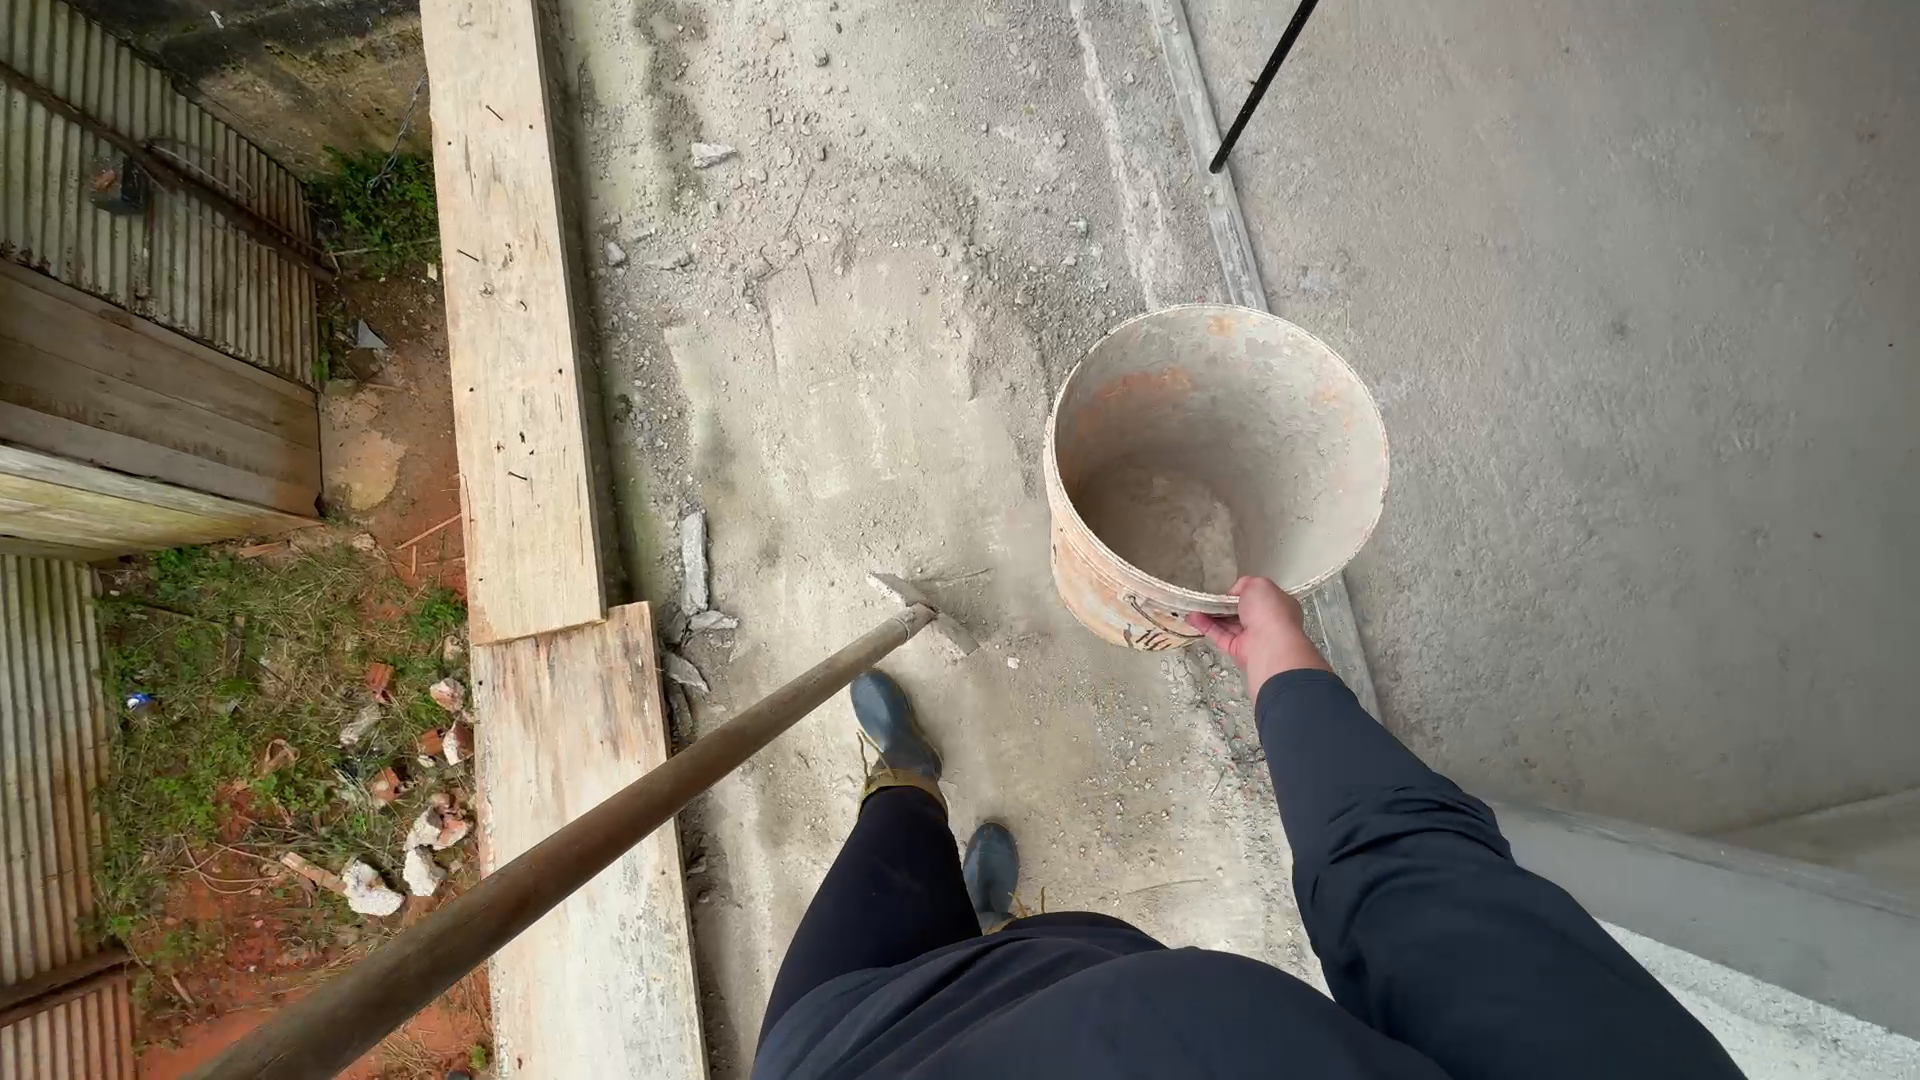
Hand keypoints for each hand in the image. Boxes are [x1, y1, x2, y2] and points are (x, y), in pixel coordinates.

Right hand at [1186, 576, 1329, 697]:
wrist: (1269, 645)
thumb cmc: (1269, 611)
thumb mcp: (1258, 584)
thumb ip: (1244, 583)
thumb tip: (1234, 593)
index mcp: (1277, 604)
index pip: (1258, 596)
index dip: (1242, 591)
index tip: (1227, 589)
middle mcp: (1266, 621)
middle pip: (1240, 610)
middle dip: (1223, 604)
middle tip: (1206, 597)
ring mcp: (1252, 636)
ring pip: (1227, 623)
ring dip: (1210, 614)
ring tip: (1192, 605)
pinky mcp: (1238, 649)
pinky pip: (1220, 635)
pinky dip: (1206, 625)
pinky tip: (1192, 617)